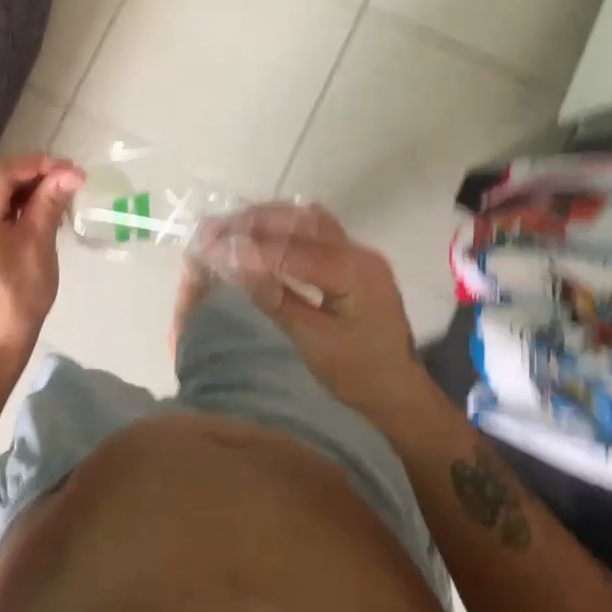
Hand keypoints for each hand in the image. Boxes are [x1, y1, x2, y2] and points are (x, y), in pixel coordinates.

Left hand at [0, 154, 84, 361]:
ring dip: (29, 188)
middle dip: (35, 174)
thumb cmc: (21, 294)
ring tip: (62, 191)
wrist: (0, 336)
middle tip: (70, 177)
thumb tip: (71, 172)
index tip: (68, 168)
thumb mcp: (39, 244)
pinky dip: (19, 203)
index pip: (2, 173)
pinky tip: (44, 207)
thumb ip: (50, 202)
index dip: (36, 164)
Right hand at [200, 204, 432, 424]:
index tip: (211, 244)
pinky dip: (285, 227)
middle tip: (213, 227)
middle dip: (254, 221)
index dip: (249, 245)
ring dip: (268, 218)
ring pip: (308, 220)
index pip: (293, 249)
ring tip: (230, 226)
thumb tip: (235, 266)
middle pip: (301, 221)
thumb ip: (276, 298)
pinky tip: (261, 234)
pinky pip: (316, 232)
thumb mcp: (313, 341)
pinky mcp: (353, 261)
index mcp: (354, 272)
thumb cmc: (358, 374)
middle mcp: (359, 252)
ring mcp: (359, 253)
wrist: (400, 393)